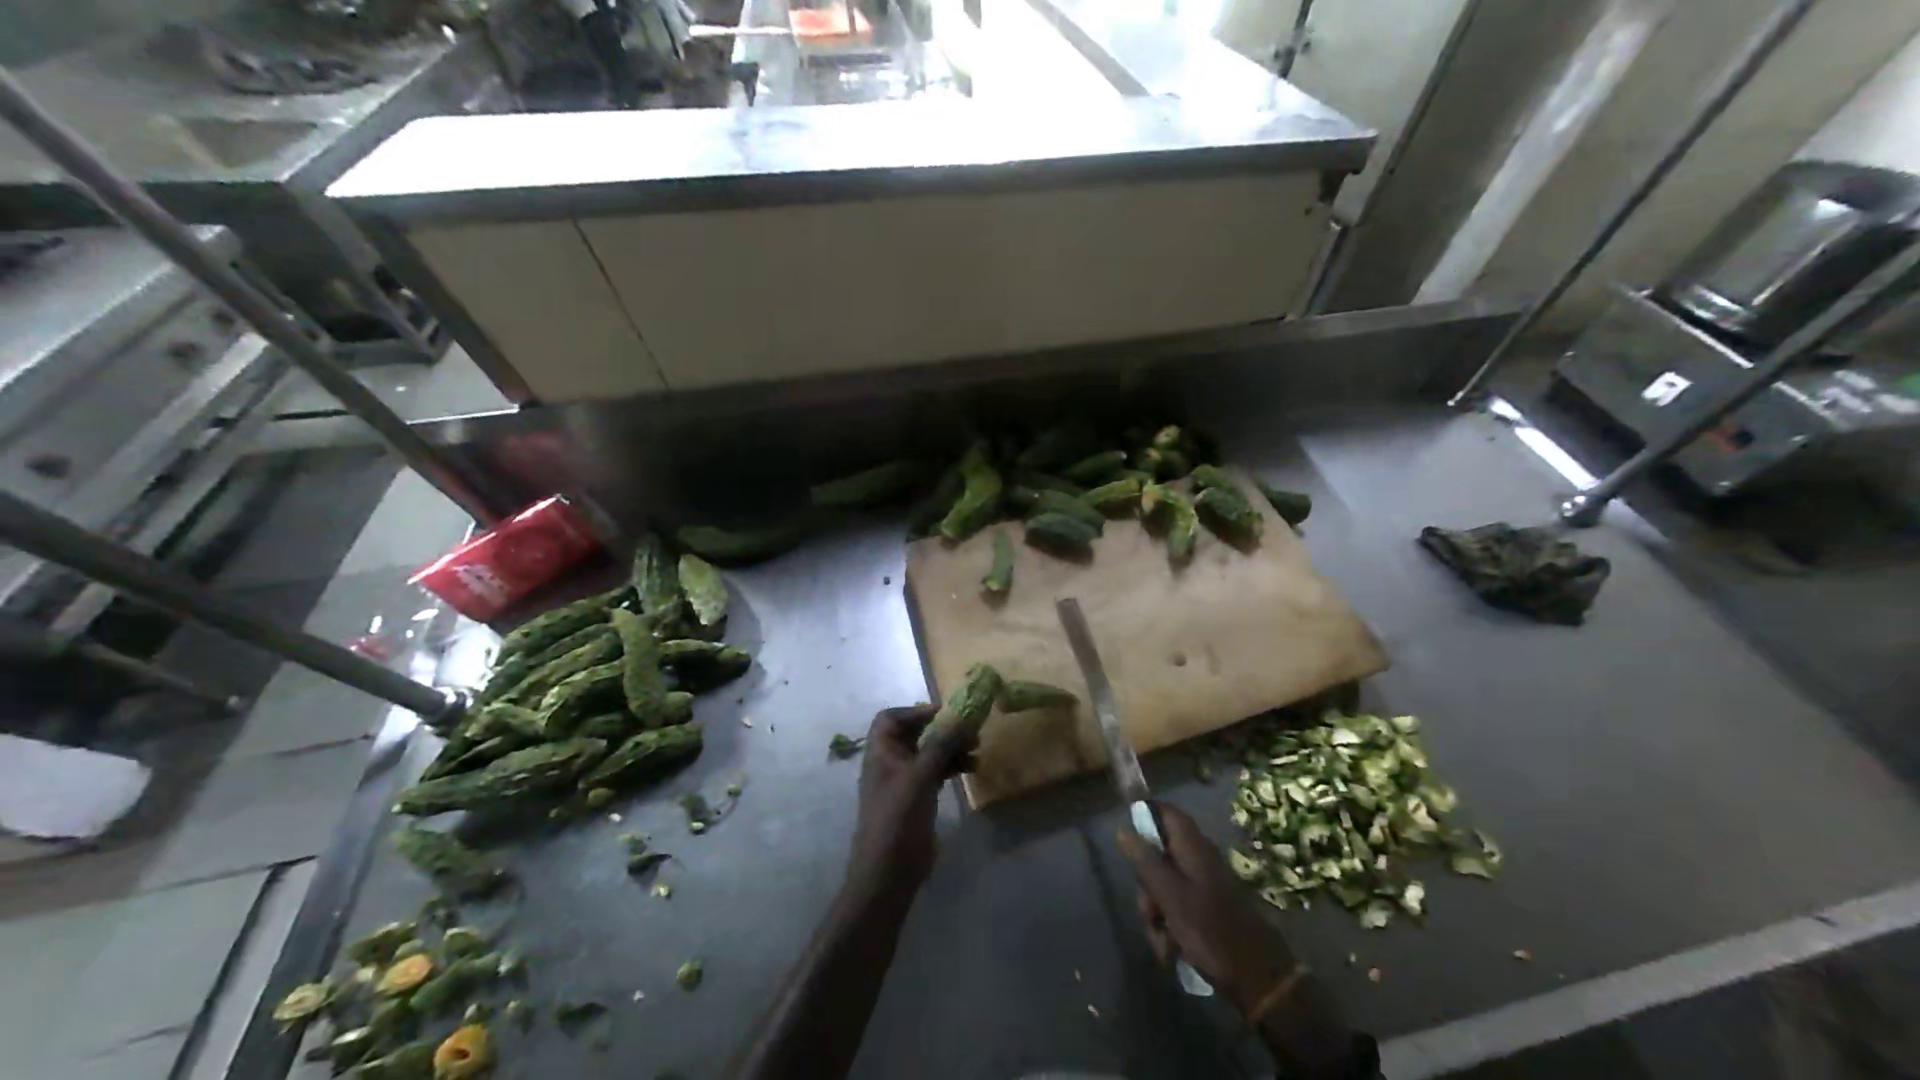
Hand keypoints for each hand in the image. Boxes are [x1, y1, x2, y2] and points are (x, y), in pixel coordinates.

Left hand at [846, 705, 973, 899]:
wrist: (889, 872)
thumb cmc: (898, 818)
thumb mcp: (919, 778)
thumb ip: (941, 745)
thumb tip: (962, 717)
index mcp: (880, 753)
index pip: (890, 718)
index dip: (915, 711)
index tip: (944, 713)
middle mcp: (890, 763)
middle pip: (913, 734)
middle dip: (941, 728)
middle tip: (969, 729)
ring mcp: (904, 782)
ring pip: (928, 753)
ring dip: (951, 747)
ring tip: (976, 748)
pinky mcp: (918, 799)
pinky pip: (935, 772)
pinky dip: (952, 766)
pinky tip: (972, 768)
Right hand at [1118, 804, 1362, 1077]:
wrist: (1258, 978)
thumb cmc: (1211, 931)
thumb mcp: (1170, 896)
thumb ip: (1145, 861)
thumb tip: (1123, 829)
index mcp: (1193, 847)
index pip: (1166, 812)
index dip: (1144, 817)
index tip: (1127, 842)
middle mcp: (1199, 859)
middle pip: (1159, 854)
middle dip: (1147, 885)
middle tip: (1148, 911)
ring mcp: (1205, 884)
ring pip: (1165, 885)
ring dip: (1156, 913)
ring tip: (1162, 942)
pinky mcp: (1208, 907)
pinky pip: (1178, 906)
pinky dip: (1170, 925)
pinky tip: (1172, 949)